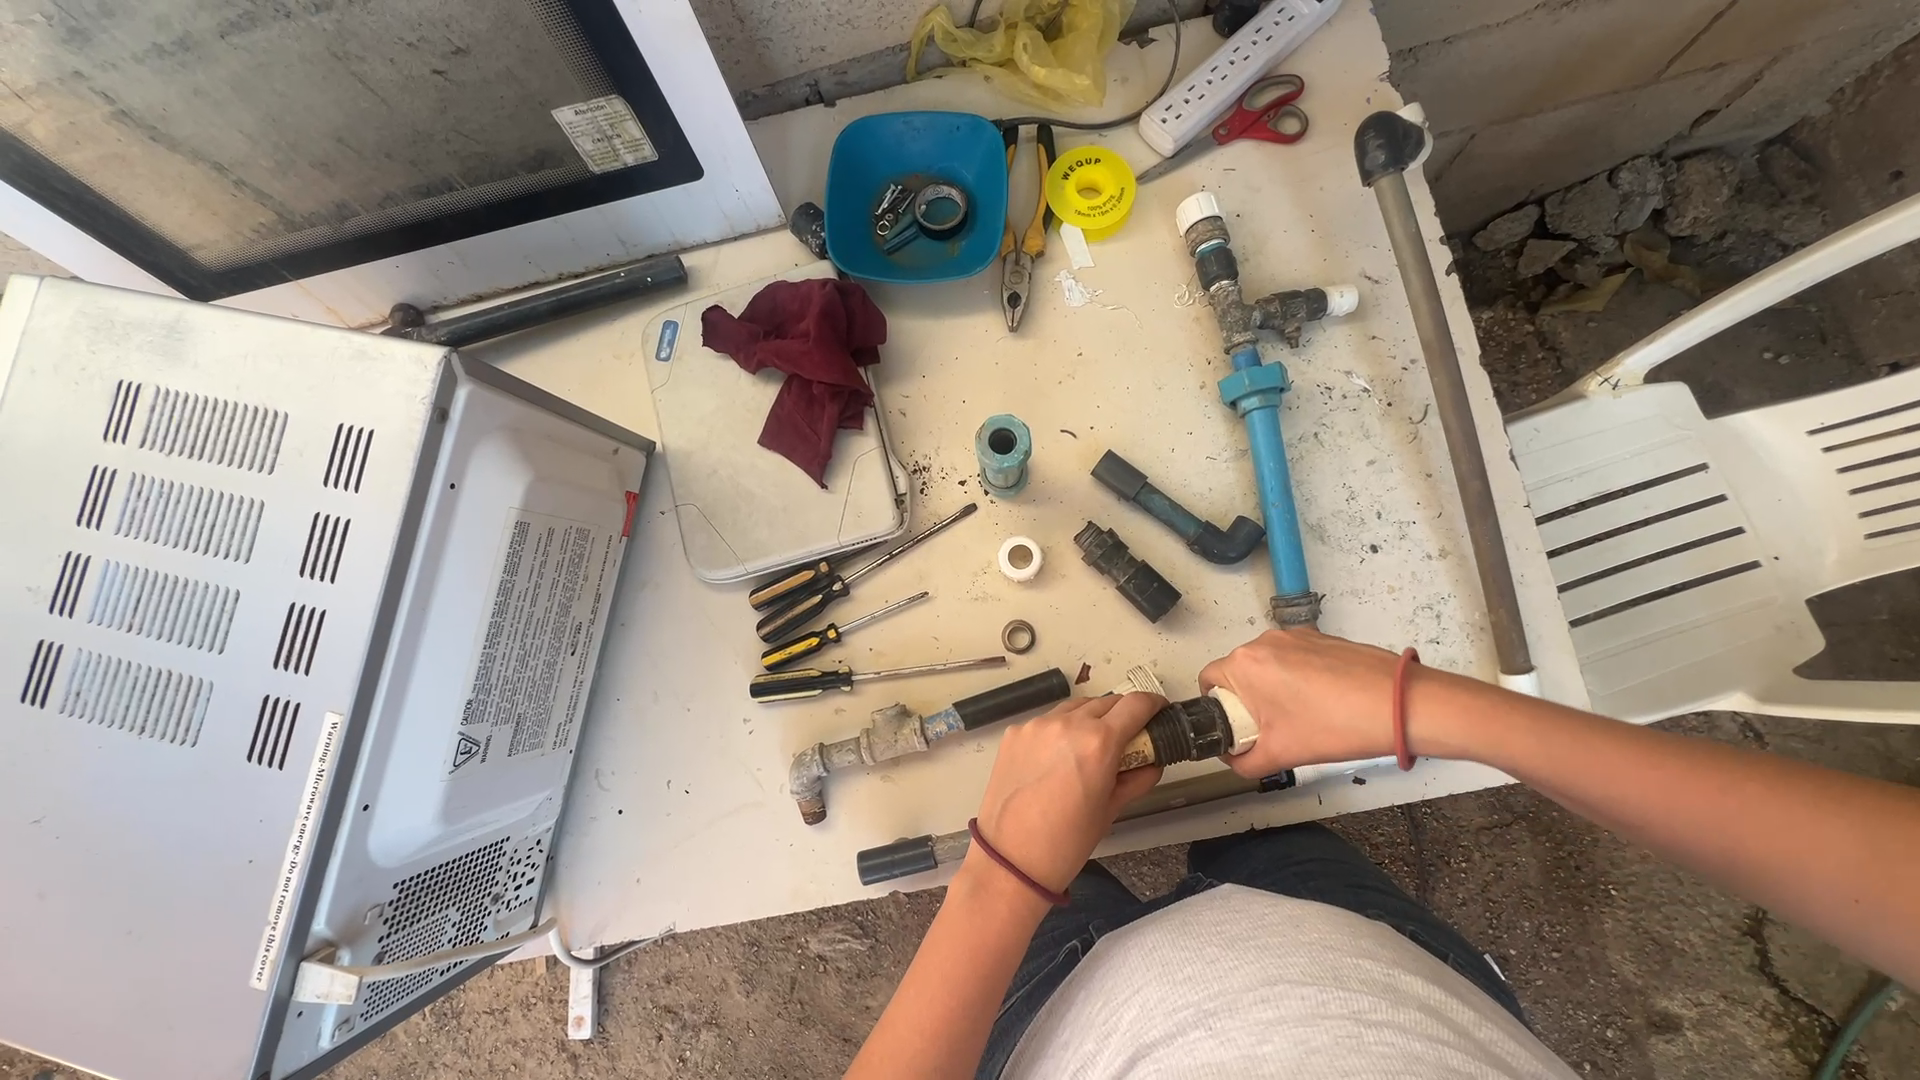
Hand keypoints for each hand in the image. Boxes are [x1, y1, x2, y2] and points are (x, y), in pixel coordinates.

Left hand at [970, 693, 1166, 891]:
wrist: (1011, 859)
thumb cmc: (1067, 841)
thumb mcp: (1111, 810)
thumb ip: (1137, 778)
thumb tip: (1153, 763)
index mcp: (1098, 743)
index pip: (1136, 704)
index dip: (1153, 704)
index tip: (1158, 711)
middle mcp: (1067, 724)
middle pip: (1106, 702)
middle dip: (1122, 715)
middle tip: (1127, 738)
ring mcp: (1036, 726)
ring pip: (1074, 708)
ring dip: (1089, 719)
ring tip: (1090, 747)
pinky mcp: (1015, 733)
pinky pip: (1046, 722)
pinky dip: (1059, 731)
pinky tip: (1058, 758)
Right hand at [1198, 628, 1406, 776]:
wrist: (1400, 706)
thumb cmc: (1337, 726)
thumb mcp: (1281, 756)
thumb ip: (1244, 763)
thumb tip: (1233, 761)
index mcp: (1244, 664)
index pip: (1208, 680)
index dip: (1217, 707)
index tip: (1237, 727)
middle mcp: (1263, 642)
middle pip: (1238, 671)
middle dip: (1247, 699)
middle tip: (1271, 728)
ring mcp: (1294, 636)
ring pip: (1267, 665)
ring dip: (1273, 688)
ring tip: (1302, 716)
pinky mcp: (1320, 638)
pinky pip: (1294, 658)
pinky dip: (1299, 678)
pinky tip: (1324, 702)